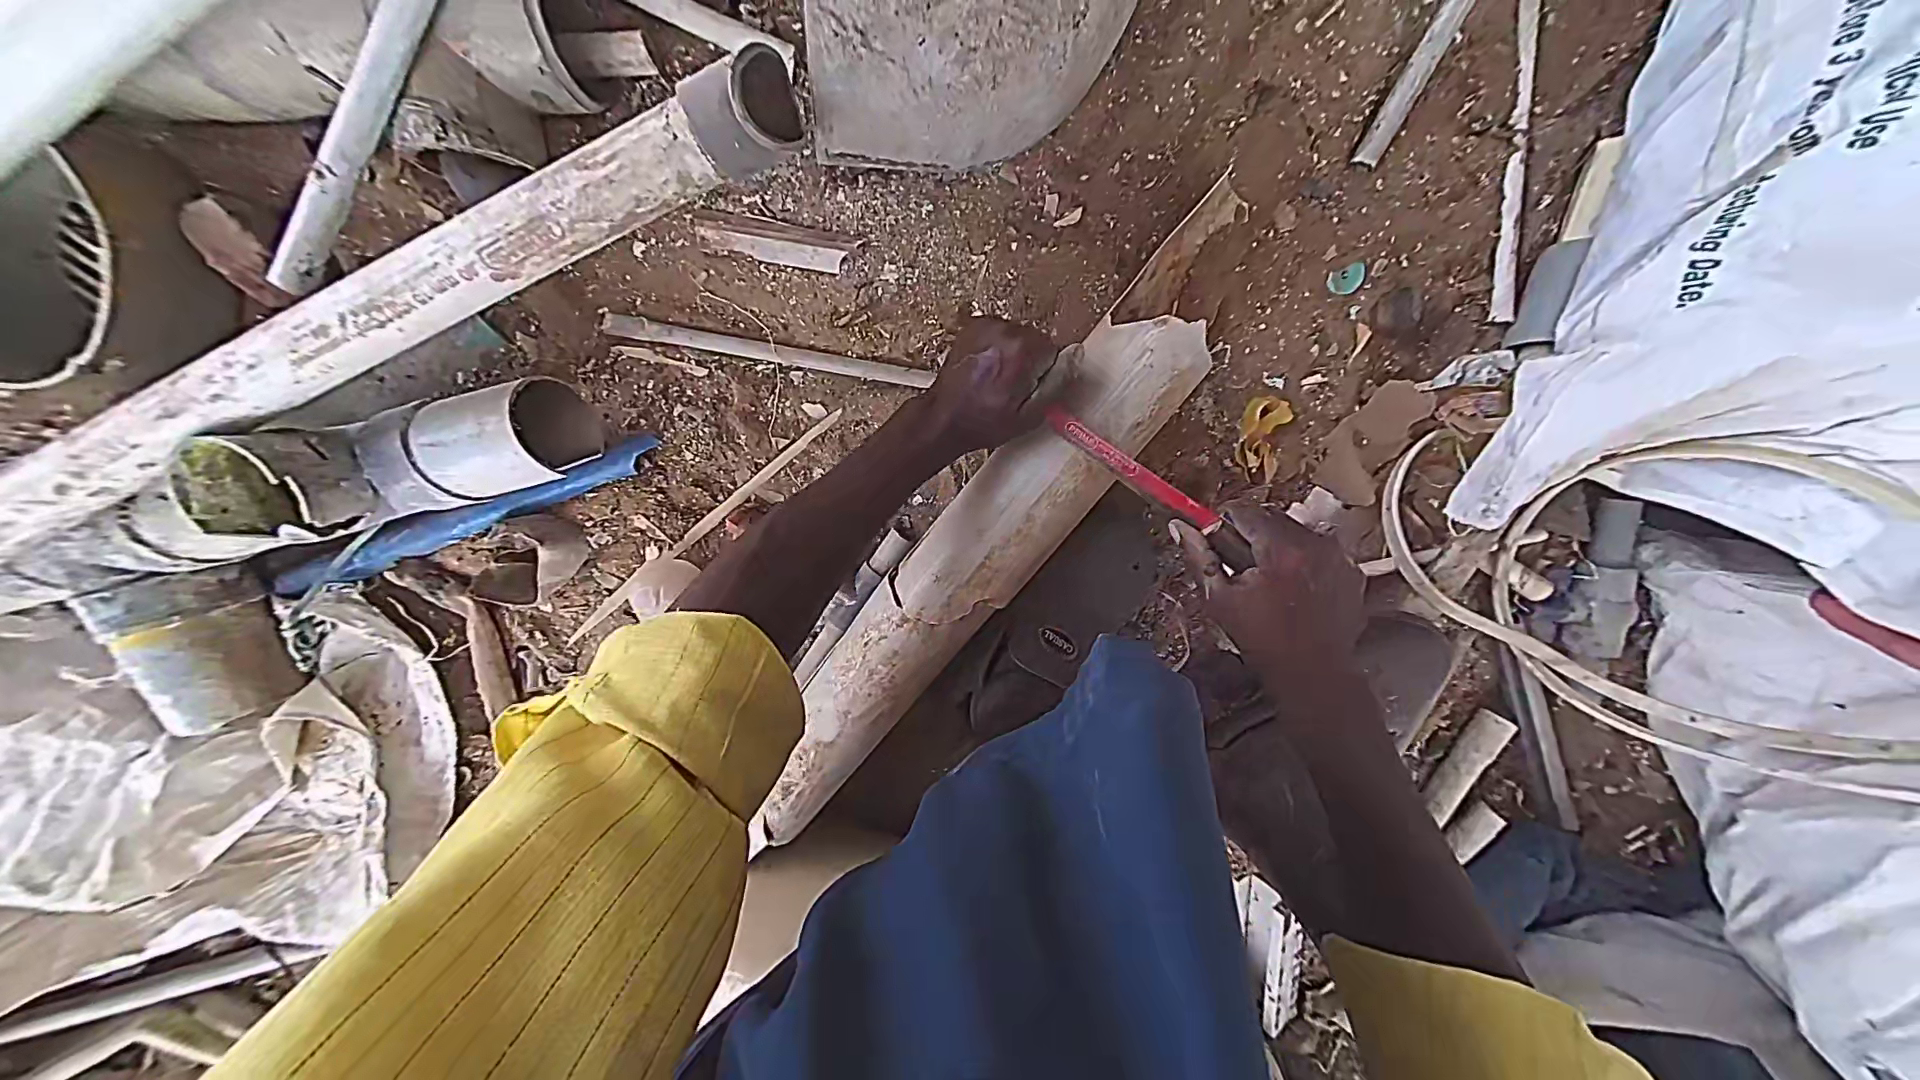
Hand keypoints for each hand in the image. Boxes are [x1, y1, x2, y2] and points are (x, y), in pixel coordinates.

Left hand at [915, 317, 1058, 453]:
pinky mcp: (973, 326)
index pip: (1053, 351)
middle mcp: (1005, 330)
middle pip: (1035, 341)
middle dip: (1026, 362)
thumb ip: (1057, 382)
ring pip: (1017, 337)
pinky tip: (983, 369)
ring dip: (1010, 355)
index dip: (1041, 374)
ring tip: (992, 380)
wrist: (944, 417)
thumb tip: (1077, 354)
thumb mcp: (1029, 414)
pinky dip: (995, 348)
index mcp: (1023, 350)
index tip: (1023, 390)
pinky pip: (999, 334)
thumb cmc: (982, 421)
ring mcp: (986, 325)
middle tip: (1006, 388)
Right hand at [1172, 502, 1364, 678]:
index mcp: (1282, 548)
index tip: (1216, 545)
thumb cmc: (1261, 640)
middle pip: (1271, 518)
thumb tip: (1180, 527)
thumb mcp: (1218, 599)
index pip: (1244, 511)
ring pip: (1295, 532)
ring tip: (1269, 583)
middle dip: (1252, 537)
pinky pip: (1319, 551)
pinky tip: (1293, 590)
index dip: (1223, 526)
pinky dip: (1303, 561)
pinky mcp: (1352, 571)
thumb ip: (1199, 557)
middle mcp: (1318, 544)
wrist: (1312, 674)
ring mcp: (1340, 557)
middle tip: (1241, 570)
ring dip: (1278, 547)